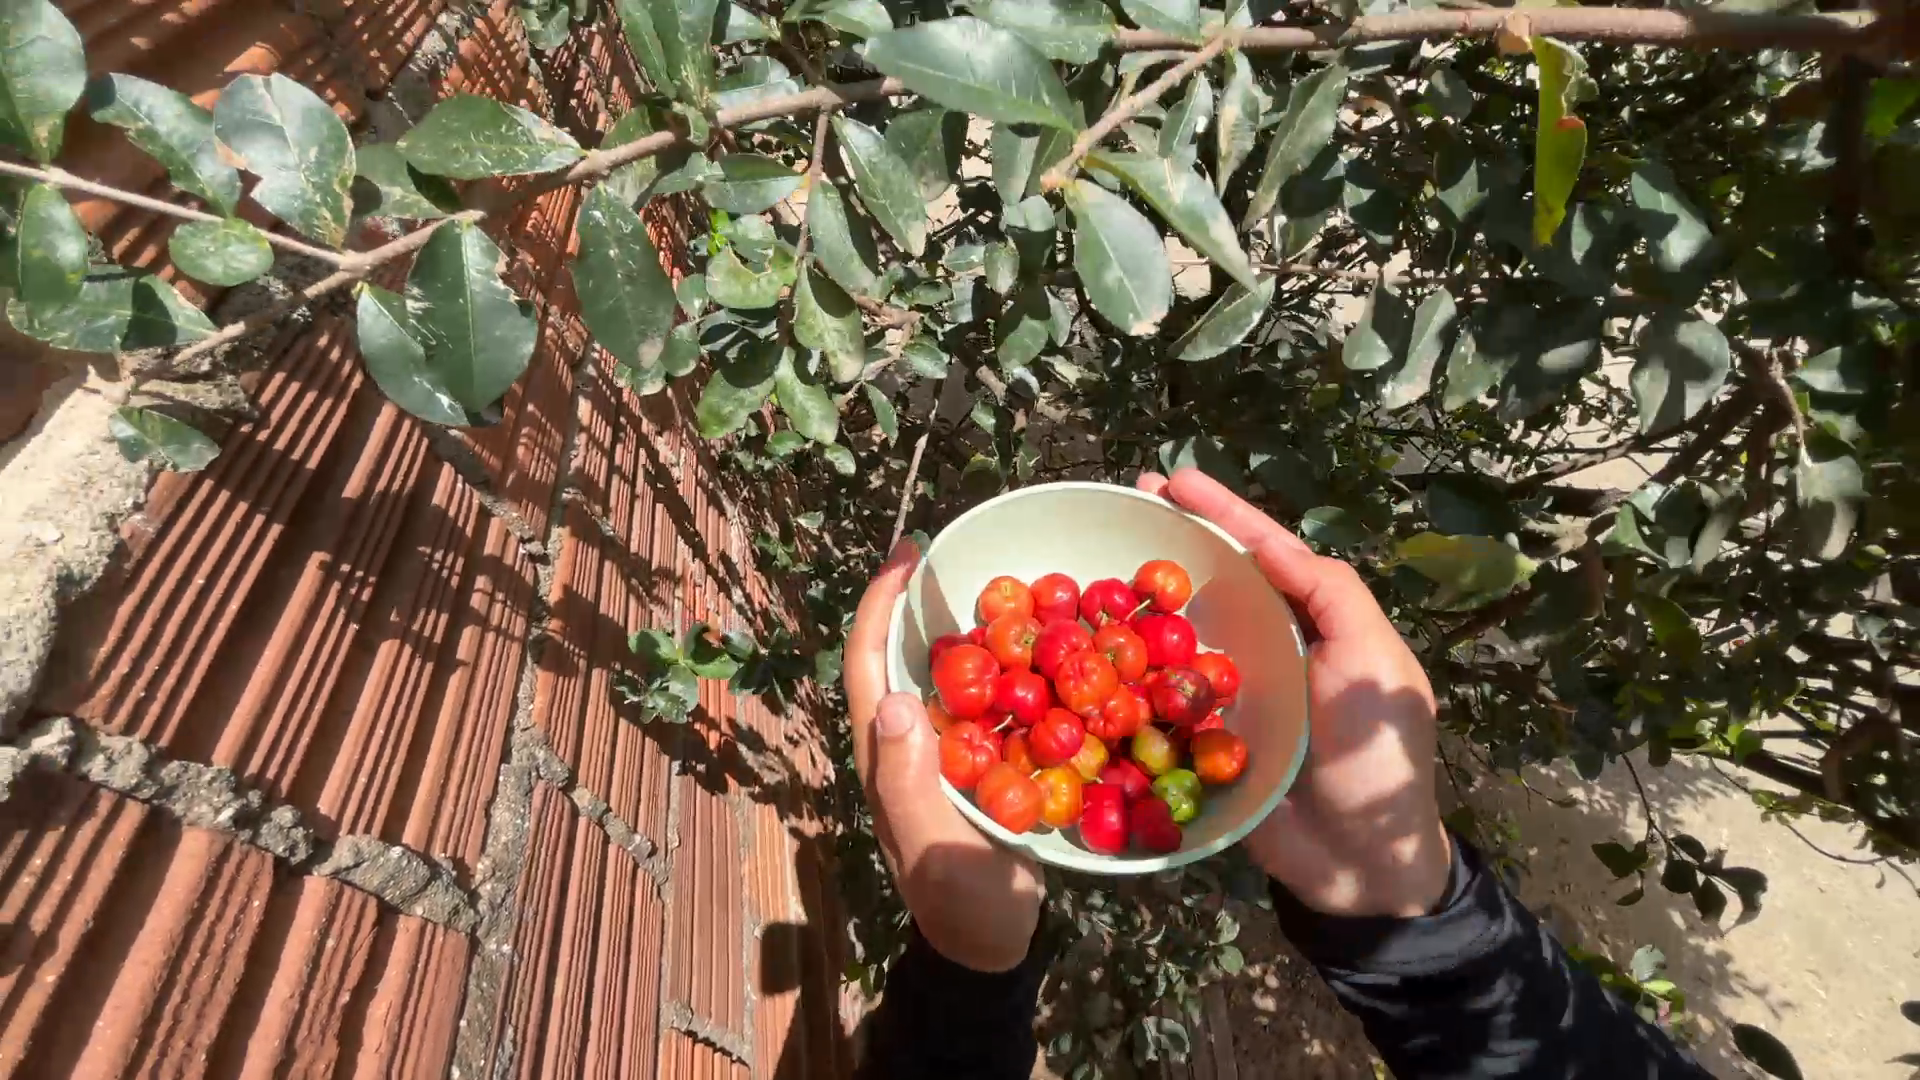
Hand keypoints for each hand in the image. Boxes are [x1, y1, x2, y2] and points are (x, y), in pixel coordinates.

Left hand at [844, 539, 1043, 971]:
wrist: (991, 942)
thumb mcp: (935, 854)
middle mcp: (905, 738)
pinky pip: (981, 694)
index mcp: (884, 751)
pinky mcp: (975, 756)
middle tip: (944, 552)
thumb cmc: (963, 906)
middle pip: (897, 652)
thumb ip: (909, 788)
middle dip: (911, 598)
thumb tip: (894, 704)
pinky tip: (1035, 641)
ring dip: (957, 621)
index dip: (879, 604)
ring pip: (940, 668)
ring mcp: (940, 747)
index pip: (868, 662)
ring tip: (992, 582)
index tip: (905, 555)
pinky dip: (999, 660)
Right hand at [1139, 469, 1451, 917]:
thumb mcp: (1375, 665)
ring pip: (1181, 623)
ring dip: (1146, 586)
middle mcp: (1263, 643)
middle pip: (1214, 576)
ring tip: (1106, 551)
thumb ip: (1333, 597)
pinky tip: (1099, 635)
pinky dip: (1131, 656)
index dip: (1220, 511)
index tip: (1173, 479)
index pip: (1261, 550)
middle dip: (1175, 533)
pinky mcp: (1197, 727)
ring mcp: (1227, 685)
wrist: (1355, 863)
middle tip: (1130, 498)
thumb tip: (1269, 545)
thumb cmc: (1373, 759)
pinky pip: (1159, 682)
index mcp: (1309, 621)